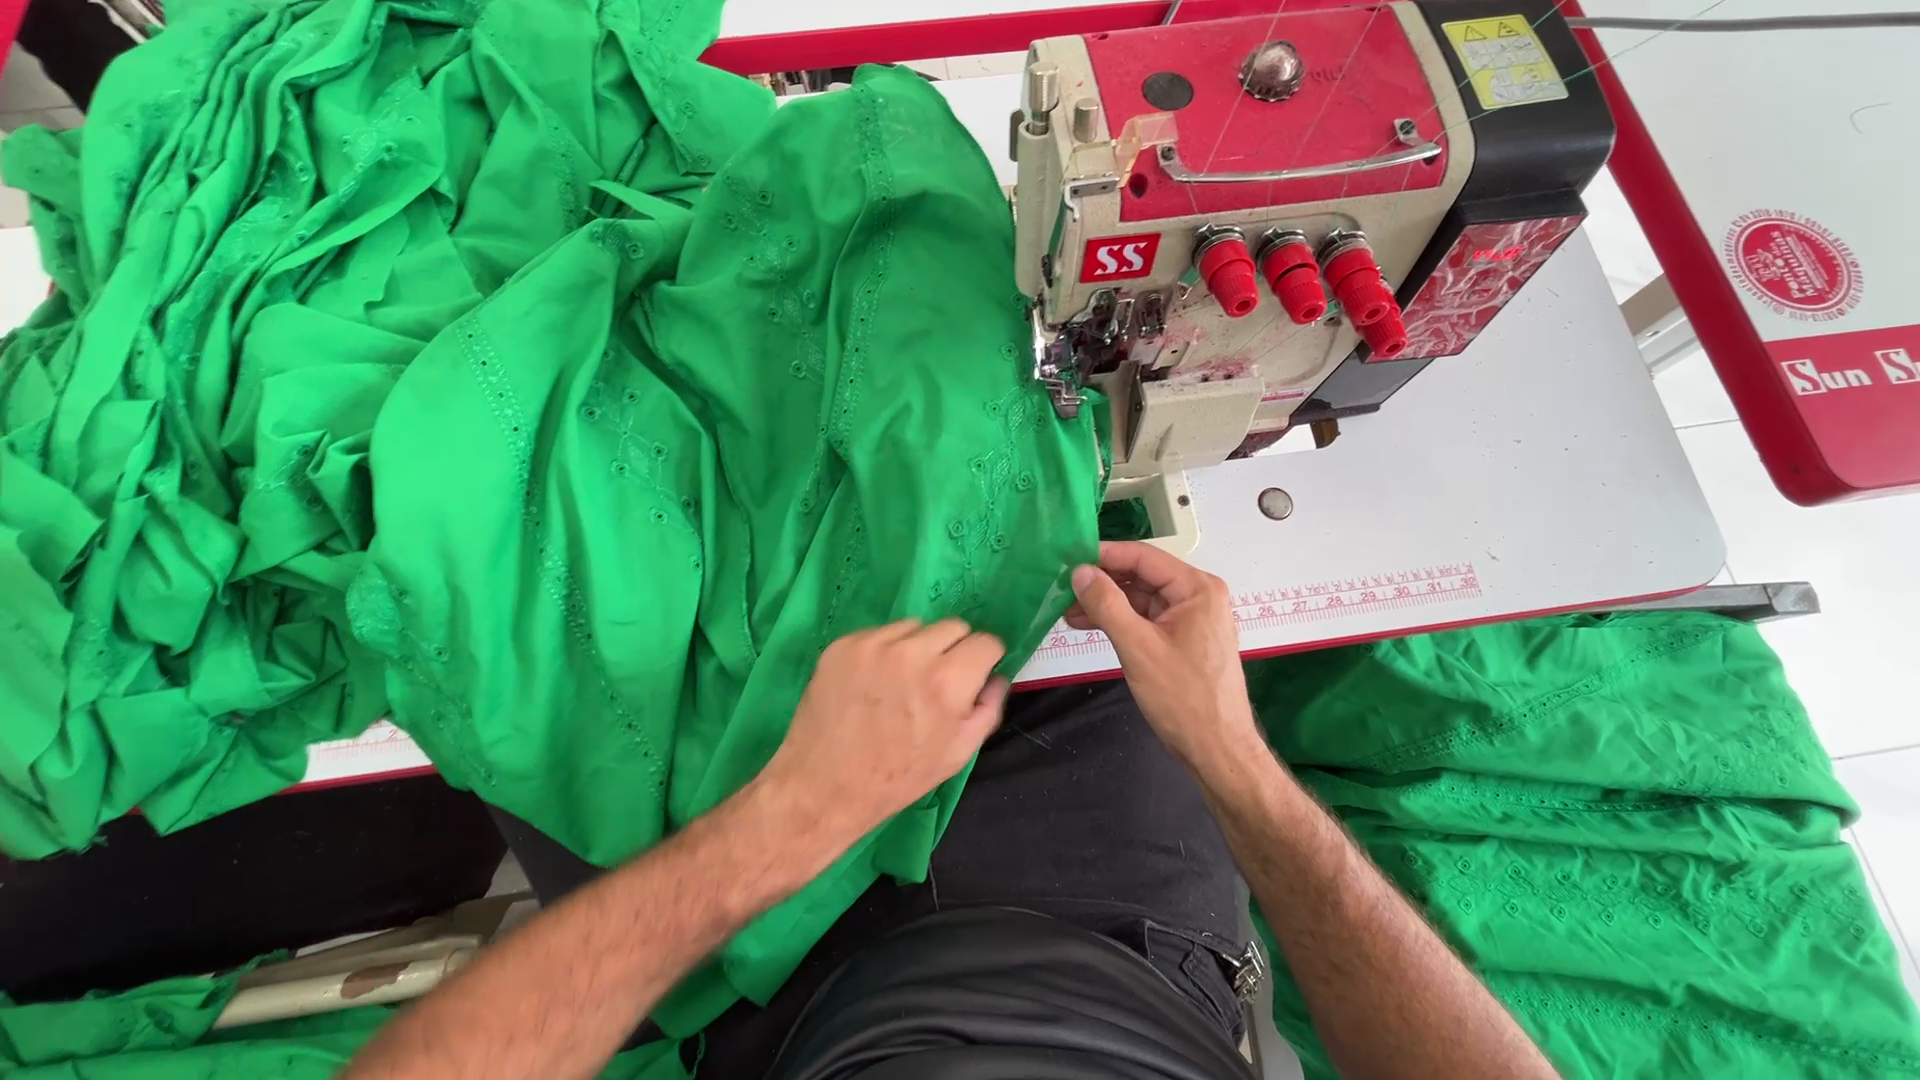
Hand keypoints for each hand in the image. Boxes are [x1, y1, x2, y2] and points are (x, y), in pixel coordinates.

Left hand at [758, 618, 1009, 844]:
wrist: (825, 785)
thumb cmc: (897, 776)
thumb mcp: (958, 753)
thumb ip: (987, 708)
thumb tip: (996, 677)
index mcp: (948, 681)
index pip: (986, 641)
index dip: (985, 659)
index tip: (975, 674)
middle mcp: (912, 653)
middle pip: (954, 627)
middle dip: (955, 650)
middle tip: (938, 681)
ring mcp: (874, 645)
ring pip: (915, 626)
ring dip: (918, 647)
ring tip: (901, 683)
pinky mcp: (844, 645)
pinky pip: (880, 633)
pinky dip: (884, 651)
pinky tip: (872, 683)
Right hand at [1066, 542, 1262, 772]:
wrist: (1216, 749)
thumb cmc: (1182, 697)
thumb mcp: (1138, 647)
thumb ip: (1107, 604)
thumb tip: (1079, 571)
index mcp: (1197, 588)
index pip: (1143, 557)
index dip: (1104, 555)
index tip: (1067, 558)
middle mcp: (1198, 596)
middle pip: (1141, 576)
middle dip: (1101, 582)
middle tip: (1061, 588)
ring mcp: (1191, 618)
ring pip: (1140, 598)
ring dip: (1106, 603)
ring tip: (1067, 611)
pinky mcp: (1182, 639)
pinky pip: (1145, 618)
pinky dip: (1119, 620)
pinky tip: (1088, 624)